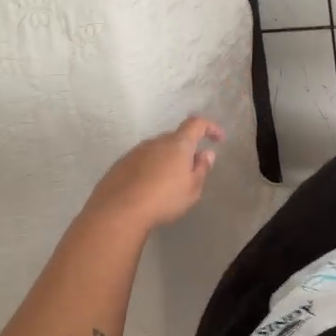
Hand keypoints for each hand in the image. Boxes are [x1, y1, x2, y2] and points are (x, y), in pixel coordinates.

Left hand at [85, 116, 222, 229]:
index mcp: (177, 144)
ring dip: (167, 159)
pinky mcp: (120, 164)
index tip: (218, 139)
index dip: (210, 127)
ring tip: (169, 182)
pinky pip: (142, 160)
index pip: (196, 124)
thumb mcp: (193, 188)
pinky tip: (149, 188)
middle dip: (187, 149)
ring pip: (158, 149)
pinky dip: (150, 168)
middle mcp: (156, 142)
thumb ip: (202, 168)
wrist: (118, 212)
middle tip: (192, 170)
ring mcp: (135, 152)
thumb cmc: (163, 199)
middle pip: (176, 138)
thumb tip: (206, 153)